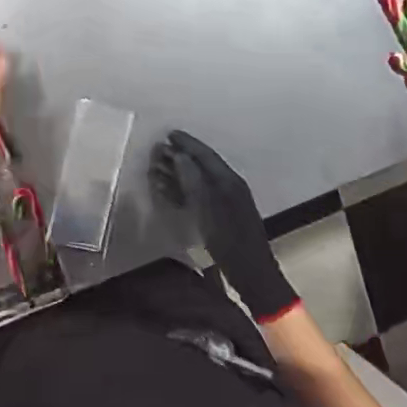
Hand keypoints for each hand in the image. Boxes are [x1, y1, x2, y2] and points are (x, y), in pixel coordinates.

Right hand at [150, 131, 298, 321]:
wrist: (251, 272)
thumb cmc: (229, 241)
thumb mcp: (209, 209)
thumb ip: (194, 181)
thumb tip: (179, 156)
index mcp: (229, 181)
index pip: (205, 155)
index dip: (187, 144)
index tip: (169, 134)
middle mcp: (228, 187)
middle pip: (201, 166)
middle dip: (179, 157)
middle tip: (156, 151)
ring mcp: (224, 202)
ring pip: (197, 182)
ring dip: (177, 174)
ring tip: (155, 168)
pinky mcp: (219, 217)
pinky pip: (197, 197)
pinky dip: (181, 192)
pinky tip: (166, 191)